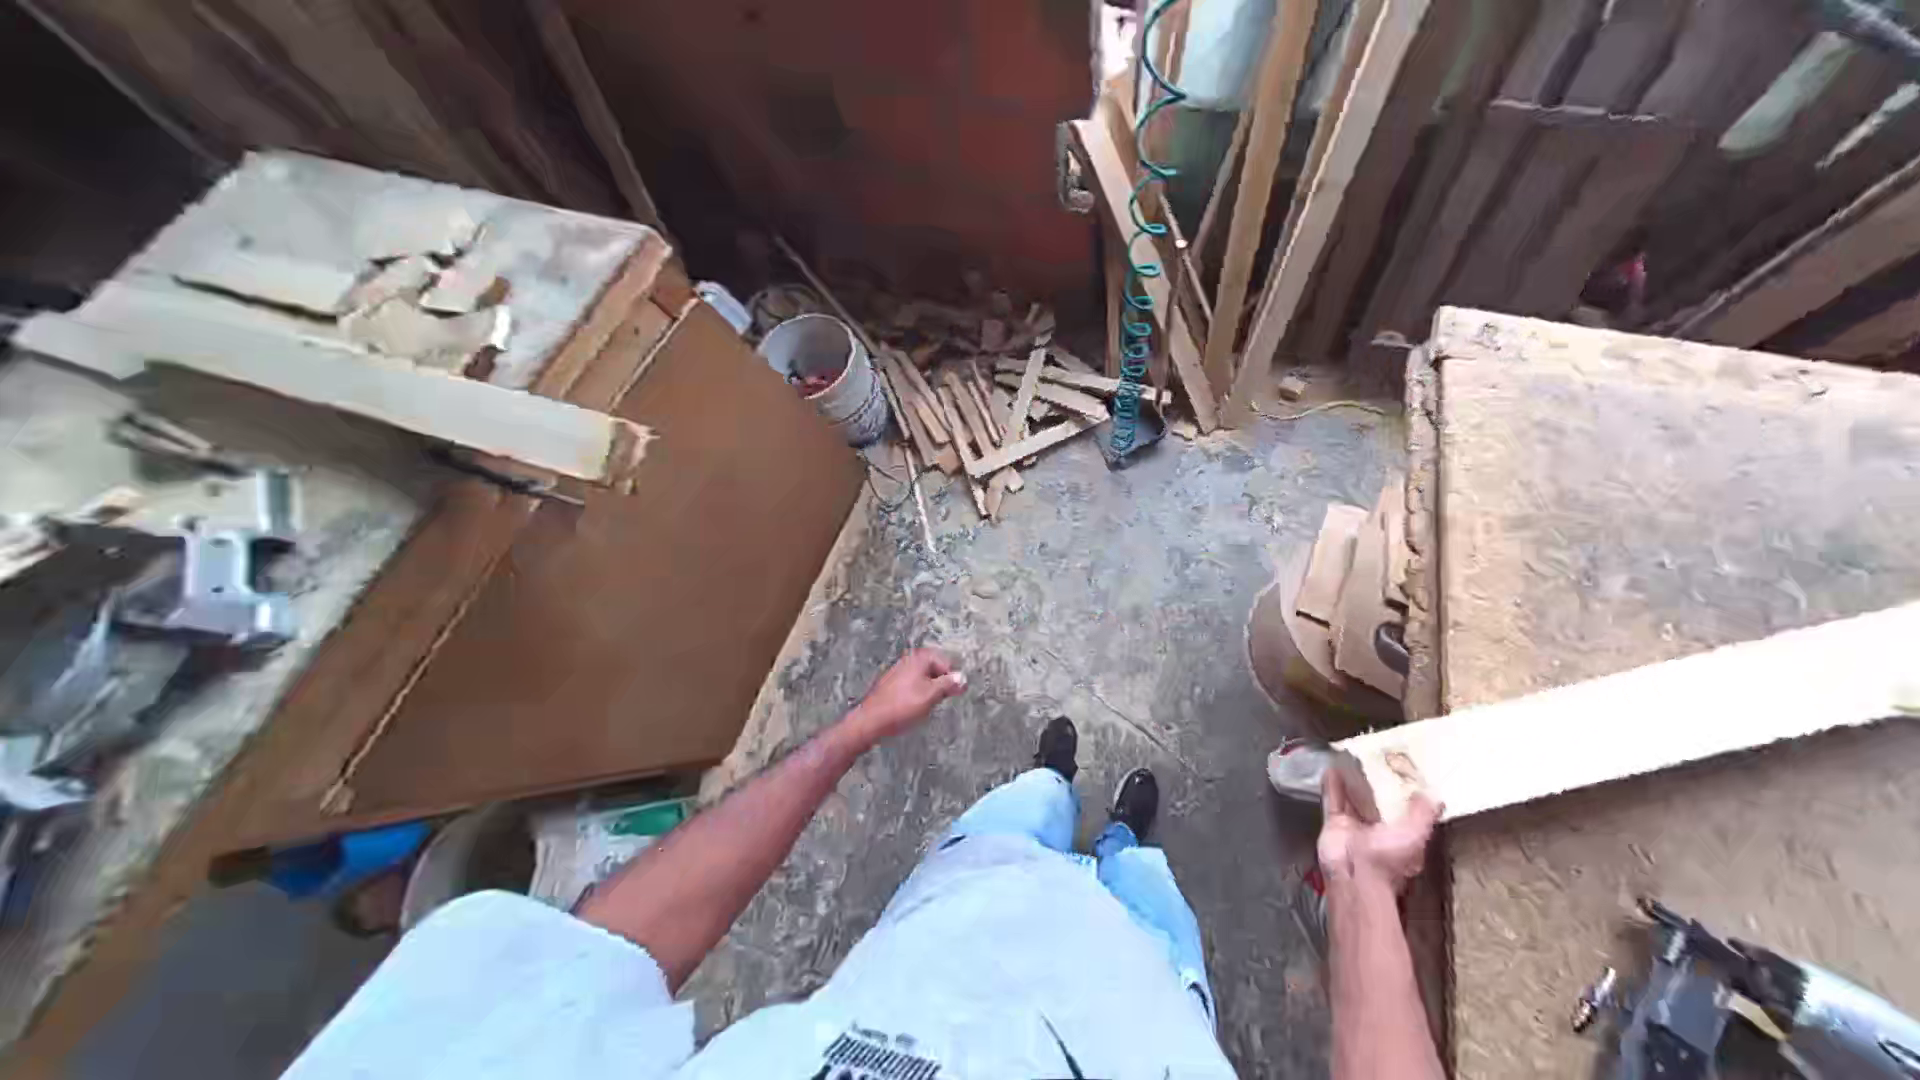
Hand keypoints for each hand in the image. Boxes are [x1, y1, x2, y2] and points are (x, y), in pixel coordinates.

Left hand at [842, 648, 966, 746]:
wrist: (871, 720)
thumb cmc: (902, 706)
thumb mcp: (931, 695)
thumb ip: (949, 684)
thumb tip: (963, 678)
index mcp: (919, 657)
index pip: (946, 663)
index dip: (952, 679)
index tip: (952, 695)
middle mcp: (908, 659)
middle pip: (935, 669)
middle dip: (940, 684)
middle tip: (938, 701)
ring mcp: (899, 671)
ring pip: (924, 678)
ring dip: (929, 691)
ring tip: (924, 706)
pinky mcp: (892, 684)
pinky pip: (912, 685)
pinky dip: (917, 694)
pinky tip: (912, 708)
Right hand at [1317, 767, 1439, 893]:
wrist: (1353, 874)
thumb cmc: (1388, 859)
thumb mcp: (1414, 836)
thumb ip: (1423, 816)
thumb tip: (1435, 796)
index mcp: (1402, 836)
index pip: (1405, 811)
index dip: (1404, 792)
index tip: (1403, 771)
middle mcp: (1378, 831)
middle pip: (1377, 802)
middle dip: (1376, 784)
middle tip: (1375, 760)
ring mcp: (1354, 826)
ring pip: (1354, 798)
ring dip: (1352, 781)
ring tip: (1352, 760)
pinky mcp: (1334, 823)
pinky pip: (1333, 800)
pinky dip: (1332, 785)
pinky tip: (1332, 769)